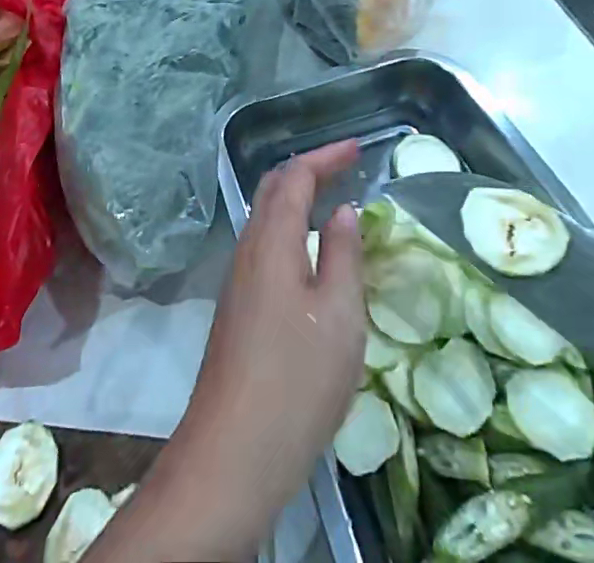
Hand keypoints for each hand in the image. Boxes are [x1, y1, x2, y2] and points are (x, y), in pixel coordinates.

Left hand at [87, 142, 364, 562]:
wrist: (236, 447)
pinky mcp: (238, 308)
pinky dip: (289, 230)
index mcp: (270, 241)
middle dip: (307, 170)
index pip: (293, 178)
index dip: (324, 156)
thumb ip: (342, 255)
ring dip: (296, 200)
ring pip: (265, 220)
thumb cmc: (298, 377)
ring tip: (331, 198)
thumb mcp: (339, 313)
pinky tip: (310, 252)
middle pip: (272, 192)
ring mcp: (237, 280)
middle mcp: (246, 251)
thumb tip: (342, 211)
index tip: (358, 147)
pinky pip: (264, 248)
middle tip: (346, 165)